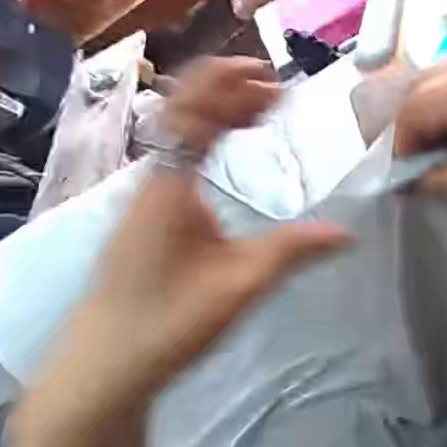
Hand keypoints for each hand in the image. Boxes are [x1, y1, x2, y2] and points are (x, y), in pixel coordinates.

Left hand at [22, 58, 351, 446]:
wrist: (99, 370)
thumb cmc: (167, 323)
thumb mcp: (239, 287)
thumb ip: (293, 252)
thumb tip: (347, 233)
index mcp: (170, 186)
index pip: (193, 110)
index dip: (229, 83)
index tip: (270, 77)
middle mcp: (150, 181)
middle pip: (183, 113)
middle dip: (228, 93)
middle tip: (274, 93)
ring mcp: (141, 199)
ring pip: (177, 134)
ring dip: (215, 115)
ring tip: (258, 115)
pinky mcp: (140, 218)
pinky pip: (174, 157)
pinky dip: (204, 141)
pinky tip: (225, 158)